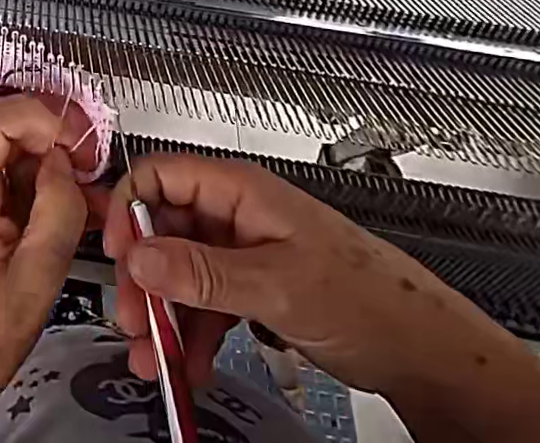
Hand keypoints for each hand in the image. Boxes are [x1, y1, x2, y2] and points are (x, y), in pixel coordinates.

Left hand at [0, 95, 87, 437]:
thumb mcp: (39, 273)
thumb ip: (59, 206)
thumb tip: (67, 162)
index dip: (41, 118)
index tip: (74, 141)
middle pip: (7, 129)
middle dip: (55, 143)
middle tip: (88, 170)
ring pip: (12, 149)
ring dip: (52, 167)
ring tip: (84, 200)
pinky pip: (7, 172)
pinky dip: (39, 184)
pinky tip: (64, 210)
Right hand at [103, 154, 539, 442]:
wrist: (420, 348)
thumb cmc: (367, 296)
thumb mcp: (276, 283)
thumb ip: (203, 270)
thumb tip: (141, 256)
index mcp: (239, 190)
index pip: (160, 176)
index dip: (131, 209)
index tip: (118, 254)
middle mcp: (235, 212)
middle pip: (164, 228)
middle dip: (144, 276)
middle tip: (134, 320)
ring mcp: (242, 249)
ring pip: (180, 270)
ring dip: (163, 312)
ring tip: (154, 356)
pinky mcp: (251, 282)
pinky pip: (204, 300)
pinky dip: (192, 330)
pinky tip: (191, 362)